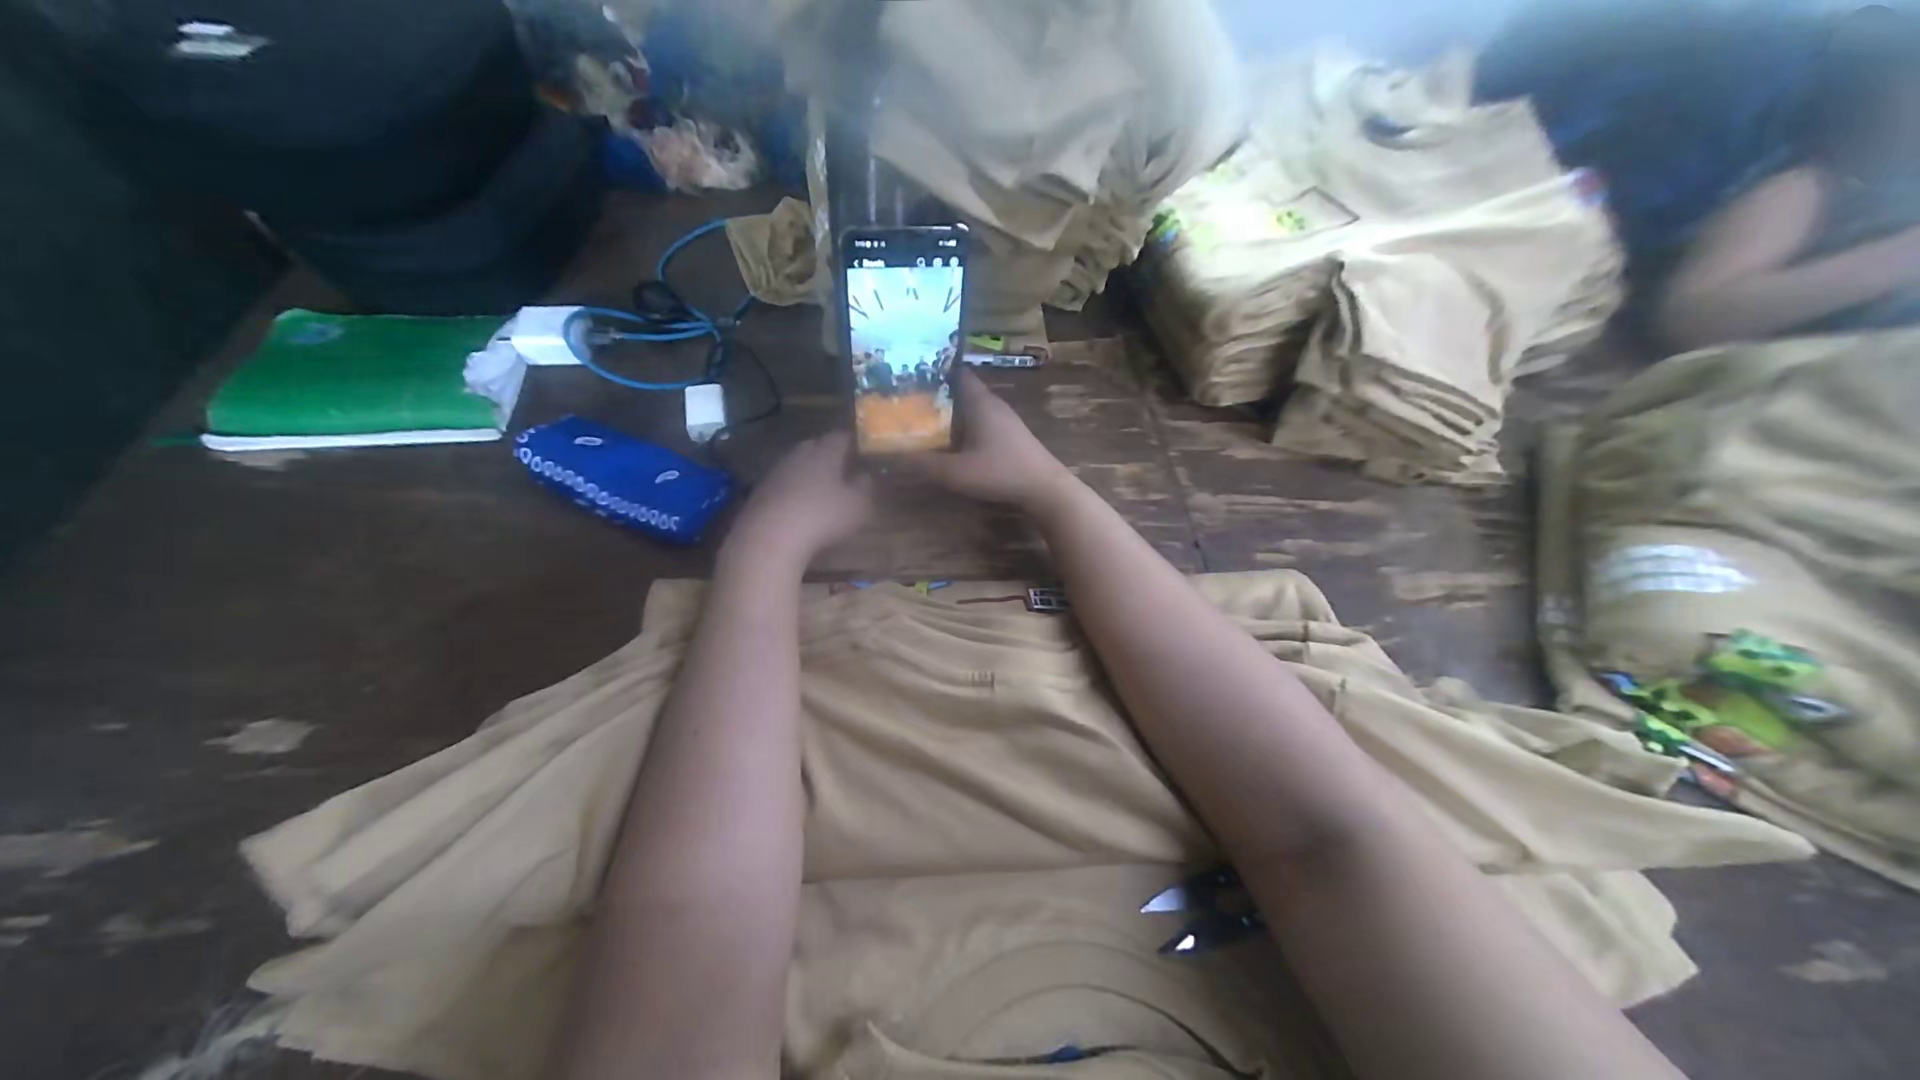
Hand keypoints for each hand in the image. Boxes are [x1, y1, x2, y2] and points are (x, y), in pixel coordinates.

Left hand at [726, 431, 872, 567]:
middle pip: (819, 447)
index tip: (865, 453)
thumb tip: (867, 474)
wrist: (769, 536)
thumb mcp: (858, 504)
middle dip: (833, 457)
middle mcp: (800, 452)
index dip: (856, 443)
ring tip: (826, 491)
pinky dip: (797, 490)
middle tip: (847, 471)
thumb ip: (866, 485)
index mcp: (825, 450)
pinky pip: (786, 483)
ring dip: (813, 474)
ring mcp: (778, 469)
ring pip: (801, 464)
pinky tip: (802, 507)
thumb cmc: (822, 515)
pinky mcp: (762, 489)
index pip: (843, 436)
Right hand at [909, 368, 1075, 510]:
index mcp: (980, 402)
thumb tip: (892, 456)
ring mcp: (1002, 419)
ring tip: (918, 417)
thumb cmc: (1001, 472)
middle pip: (959, 389)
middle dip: (933, 393)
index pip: (954, 372)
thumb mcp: (957, 472)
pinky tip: (947, 439)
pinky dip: (960, 425)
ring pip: (969, 407)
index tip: (907, 373)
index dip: (931, 370)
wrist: (1045, 489)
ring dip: (947, 411)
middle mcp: (991, 404)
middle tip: (904, 398)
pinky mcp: (1007, 434)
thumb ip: (924, 464)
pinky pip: (978, 421)